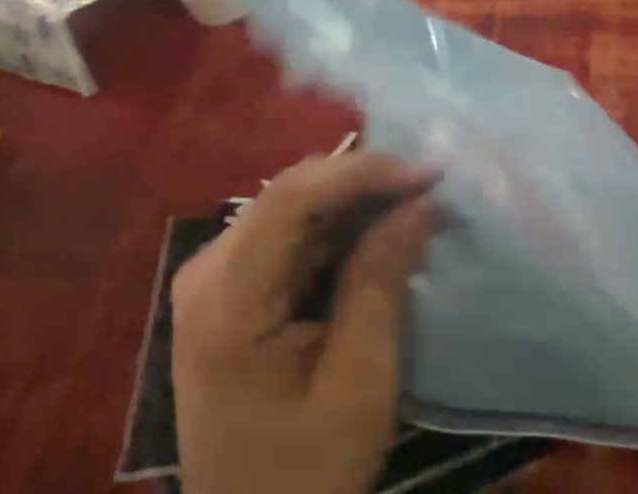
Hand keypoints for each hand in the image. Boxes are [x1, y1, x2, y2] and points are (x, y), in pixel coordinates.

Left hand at [171, 153, 438, 493]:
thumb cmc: (309, 467)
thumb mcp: (359, 382)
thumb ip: (380, 281)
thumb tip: (419, 202)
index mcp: (226, 300)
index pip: (292, 199)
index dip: (363, 173)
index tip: (429, 176)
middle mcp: (206, 271)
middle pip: (288, 195)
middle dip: (364, 183)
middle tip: (431, 190)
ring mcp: (211, 279)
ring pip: (290, 209)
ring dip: (354, 203)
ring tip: (415, 207)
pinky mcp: (226, 291)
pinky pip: (285, 237)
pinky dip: (336, 230)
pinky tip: (378, 235)